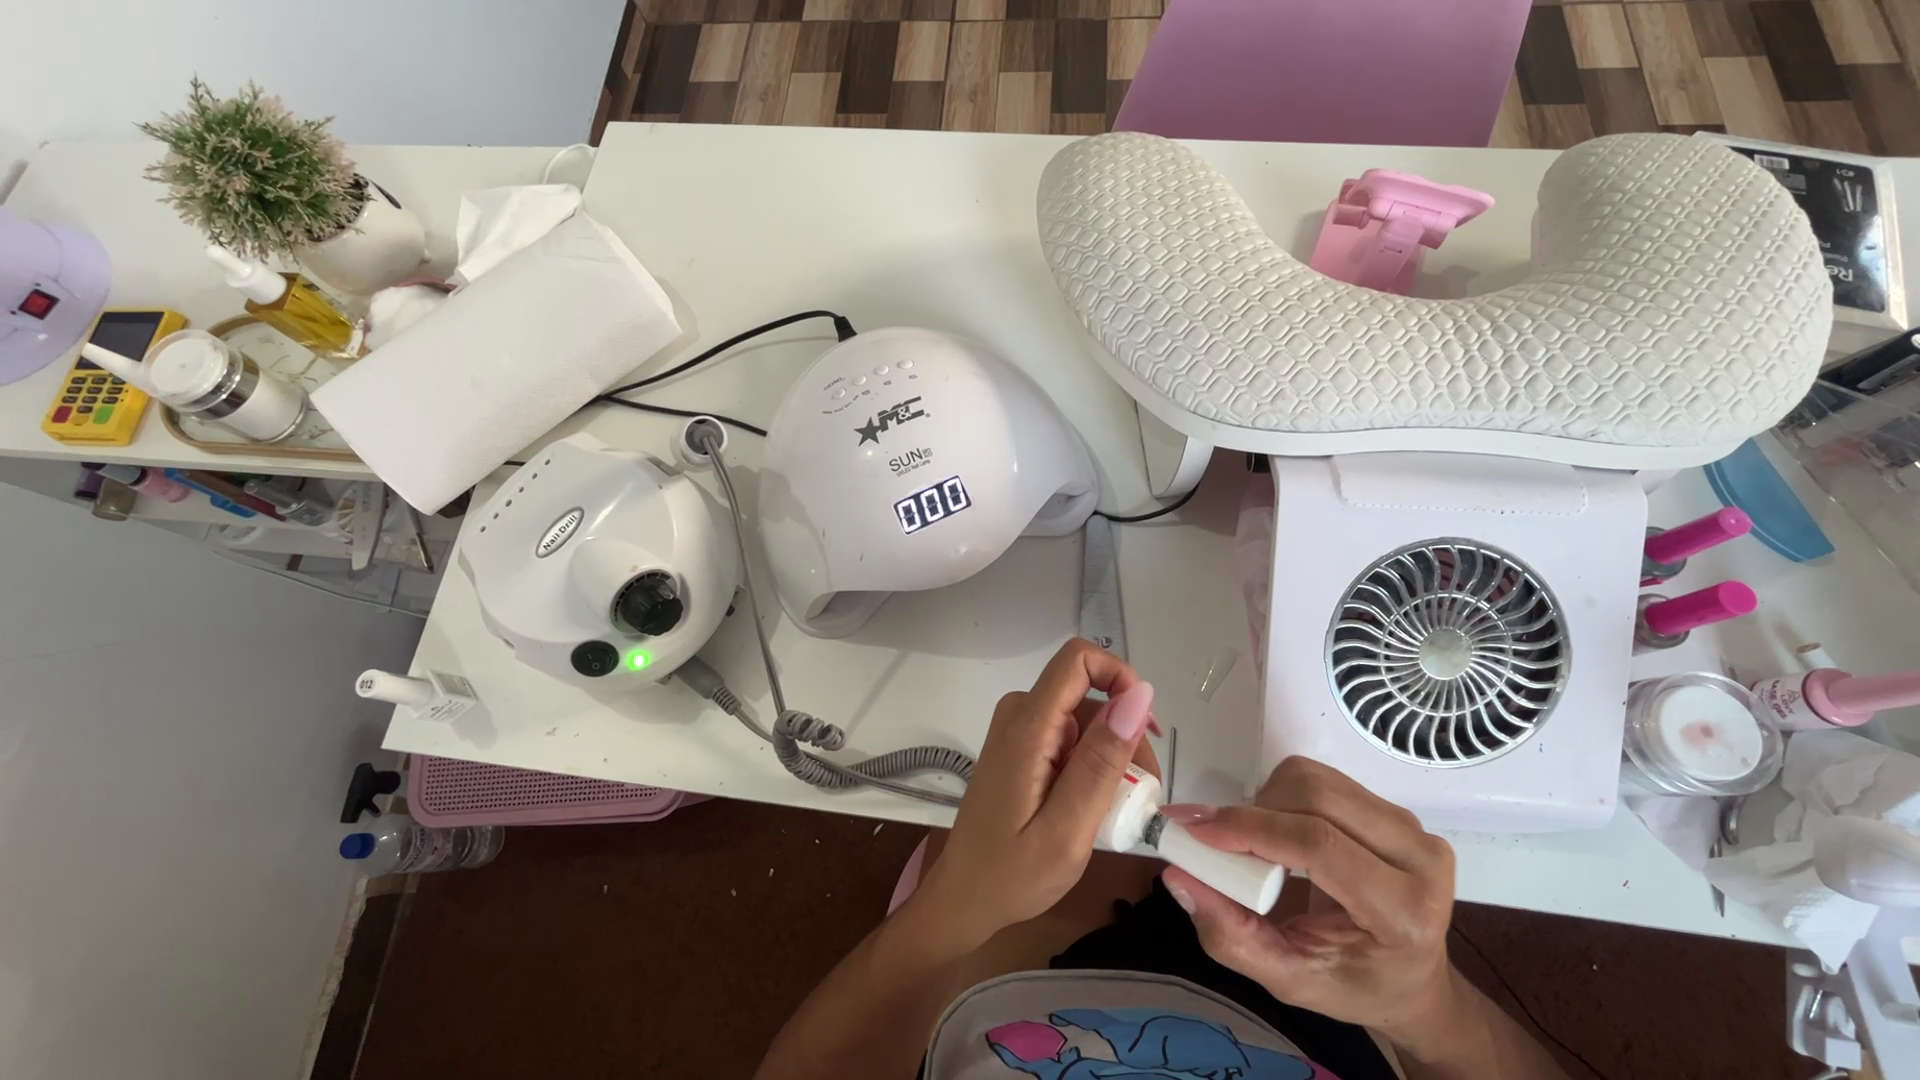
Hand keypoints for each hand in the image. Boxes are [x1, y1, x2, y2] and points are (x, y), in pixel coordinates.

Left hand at [912, 639, 1155, 949]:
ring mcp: (1019, 731)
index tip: (1146, 731)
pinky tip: (1096, 809)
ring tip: (1119, 813)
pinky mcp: (1023, 748)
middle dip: (1125, 738)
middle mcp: (1020, 715)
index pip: (1078, 660)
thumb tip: (1138, 696)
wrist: (965, 897)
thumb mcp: (1068, 829)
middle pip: (1091, 696)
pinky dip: (1093, 767)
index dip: (1120, 678)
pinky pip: (1071, 739)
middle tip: (1138, 798)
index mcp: (1027, 728)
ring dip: (1113, 758)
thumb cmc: (1013, 875)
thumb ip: (1102, 761)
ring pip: (1087, 720)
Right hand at [1161, 757, 1460, 1045]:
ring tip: (1257, 845)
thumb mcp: (1287, 981)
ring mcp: (1412, 829)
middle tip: (1220, 844)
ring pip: (1315, 779)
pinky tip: (1282, 833)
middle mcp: (1420, 859)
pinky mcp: (1395, 811)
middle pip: (1316, 797)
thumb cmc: (1353, 986)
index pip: (1320, 845)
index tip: (1196, 832)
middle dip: (1253, 812)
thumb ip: (1230, 935)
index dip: (1252, 829)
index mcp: (1403, 913)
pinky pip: (1322, 779)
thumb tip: (1177, 875)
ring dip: (1267, 801)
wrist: (1411, 980)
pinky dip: (1282, 796)